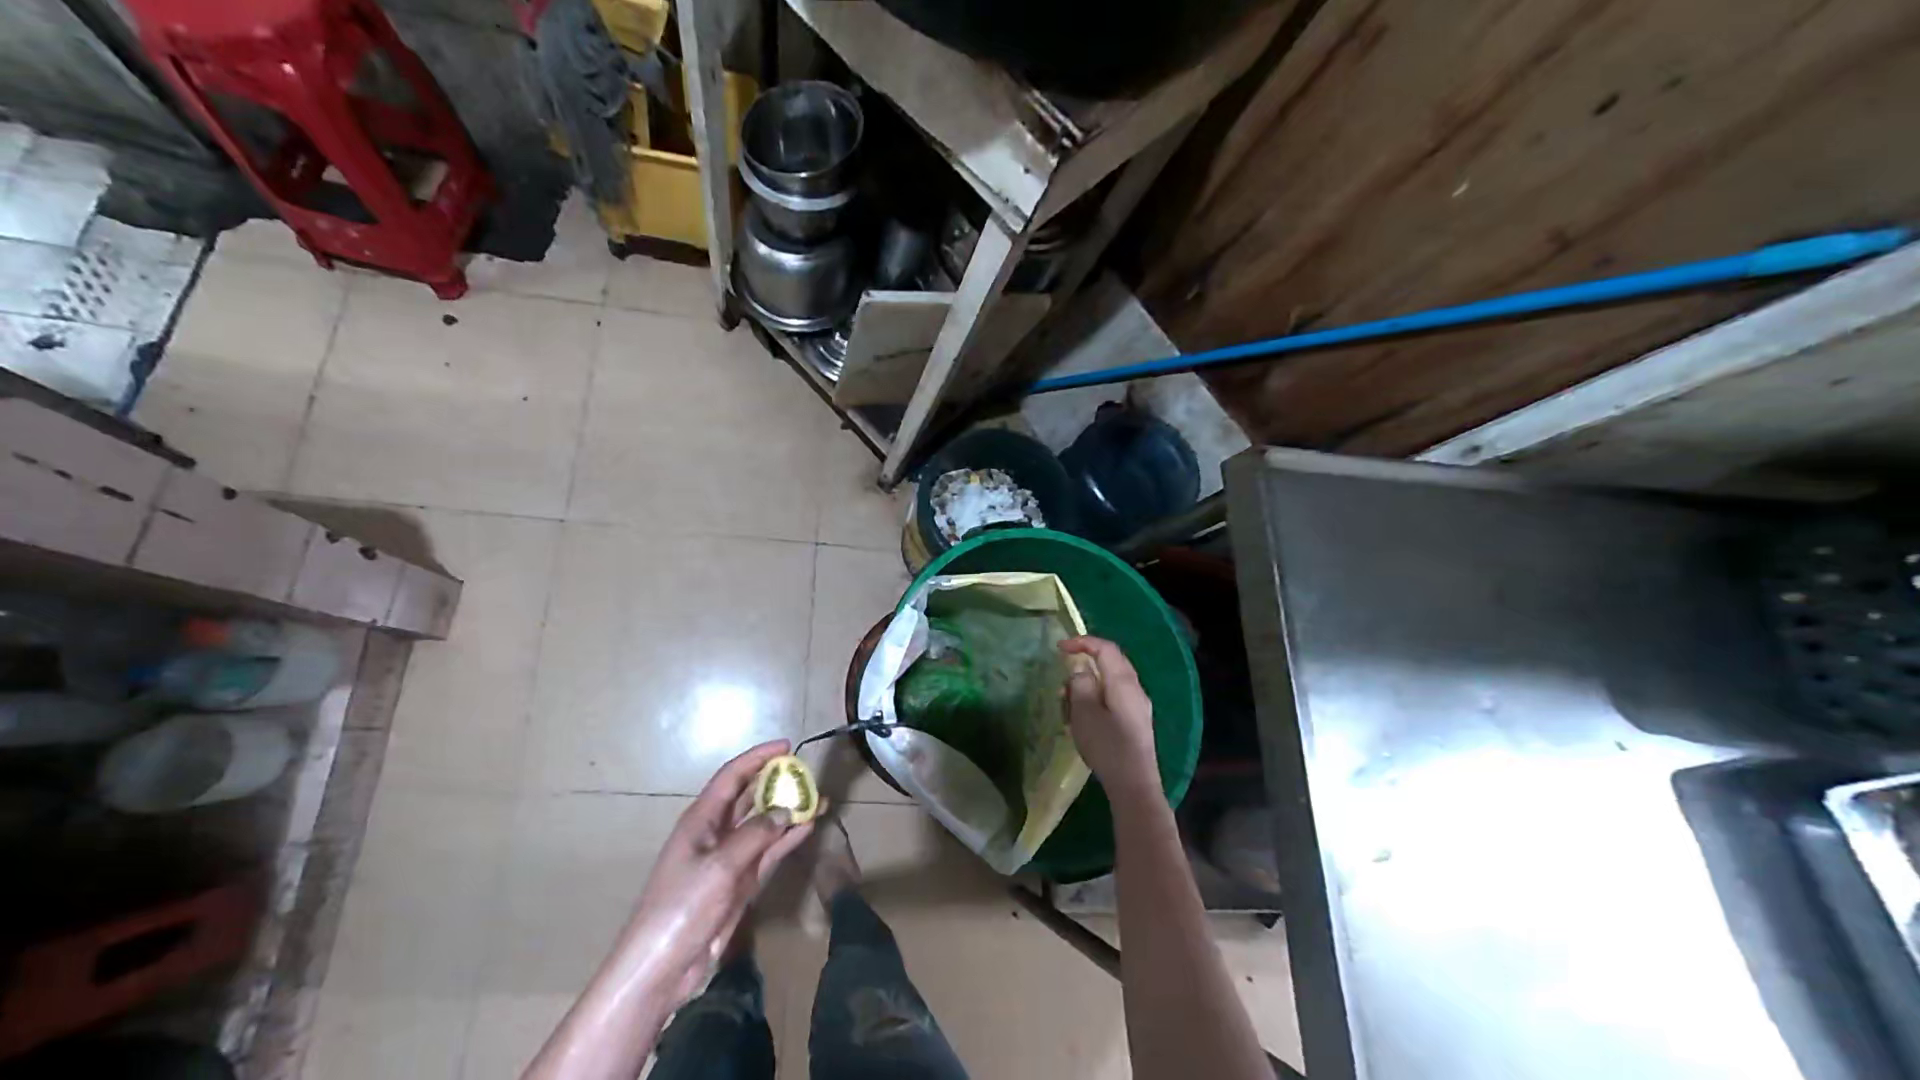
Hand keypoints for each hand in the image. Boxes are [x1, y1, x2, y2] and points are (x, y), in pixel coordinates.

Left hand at [615, 740, 815, 1008]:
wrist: (661, 969)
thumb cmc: (681, 908)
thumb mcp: (719, 867)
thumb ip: (756, 835)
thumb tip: (786, 811)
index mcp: (700, 821)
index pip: (731, 777)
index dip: (757, 758)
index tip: (786, 745)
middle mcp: (715, 834)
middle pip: (748, 798)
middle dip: (776, 783)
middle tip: (807, 773)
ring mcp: (728, 860)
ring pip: (763, 825)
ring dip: (787, 811)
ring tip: (818, 798)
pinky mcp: (739, 884)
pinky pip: (768, 852)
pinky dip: (787, 840)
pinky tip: (808, 828)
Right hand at [1060, 636, 1158, 793]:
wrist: (1134, 784)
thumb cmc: (1107, 745)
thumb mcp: (1084, 712)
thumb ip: (1080, 685)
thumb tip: (1081, 671)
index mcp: (1123, 681)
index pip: (1105, 648)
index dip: (1082, 642)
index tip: (1060, 648)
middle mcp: (1135, 688)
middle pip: (1111, 662)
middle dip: (1085, 663)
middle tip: (1064, 675)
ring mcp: (1139, 706)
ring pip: (1111, 682)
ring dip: (1089, 684)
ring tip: (1068, 702)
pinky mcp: (1137, 722)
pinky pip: (1114, 698)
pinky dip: (1096, 698)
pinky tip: (1084, 717)